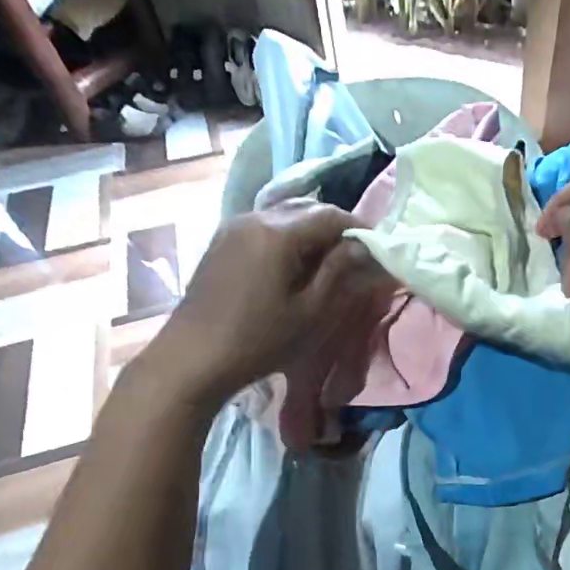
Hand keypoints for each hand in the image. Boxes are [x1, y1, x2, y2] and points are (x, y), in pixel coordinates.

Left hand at [143, 201, 377, 402]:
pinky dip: (286, 241)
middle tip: (354, 260)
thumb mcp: (310, 312)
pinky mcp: (221, 242)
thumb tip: (364, 246)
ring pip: (284, 218)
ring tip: (325, 267)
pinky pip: (264, 230)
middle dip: (335, 230)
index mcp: (278, 232)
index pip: (331, 215)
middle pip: (306, 210)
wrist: (192, 359)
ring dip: (310, 235)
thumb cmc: (259, 340)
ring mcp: (233, 227)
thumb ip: (339, 272)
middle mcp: (254, 218)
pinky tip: (292, 270)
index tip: (376, 252)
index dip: (359, 229)